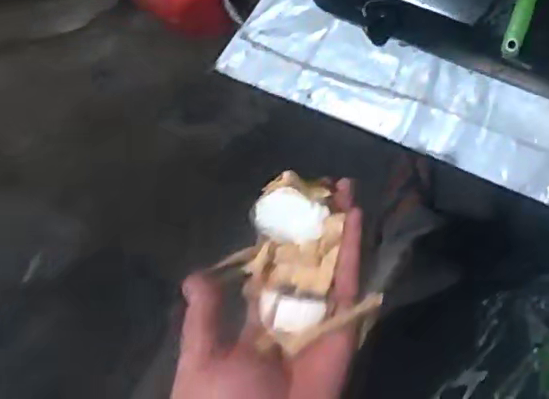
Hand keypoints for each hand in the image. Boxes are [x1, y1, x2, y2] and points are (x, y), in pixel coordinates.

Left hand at [172, 180, 363, 398]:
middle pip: (308, 254)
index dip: (280, 235)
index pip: (271, 268)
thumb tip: (195, 276)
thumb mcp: (201, 364)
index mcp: (256, 318)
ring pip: (333, 255)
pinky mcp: (346, 312)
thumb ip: (205, 320)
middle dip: (317, 220)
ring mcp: (322, 307)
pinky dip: (354, 243)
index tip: (287, 202)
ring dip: (339, 220)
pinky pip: (351, 273)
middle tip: (325, 184)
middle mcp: (292, 305)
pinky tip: (354, 213)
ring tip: (344, 185)